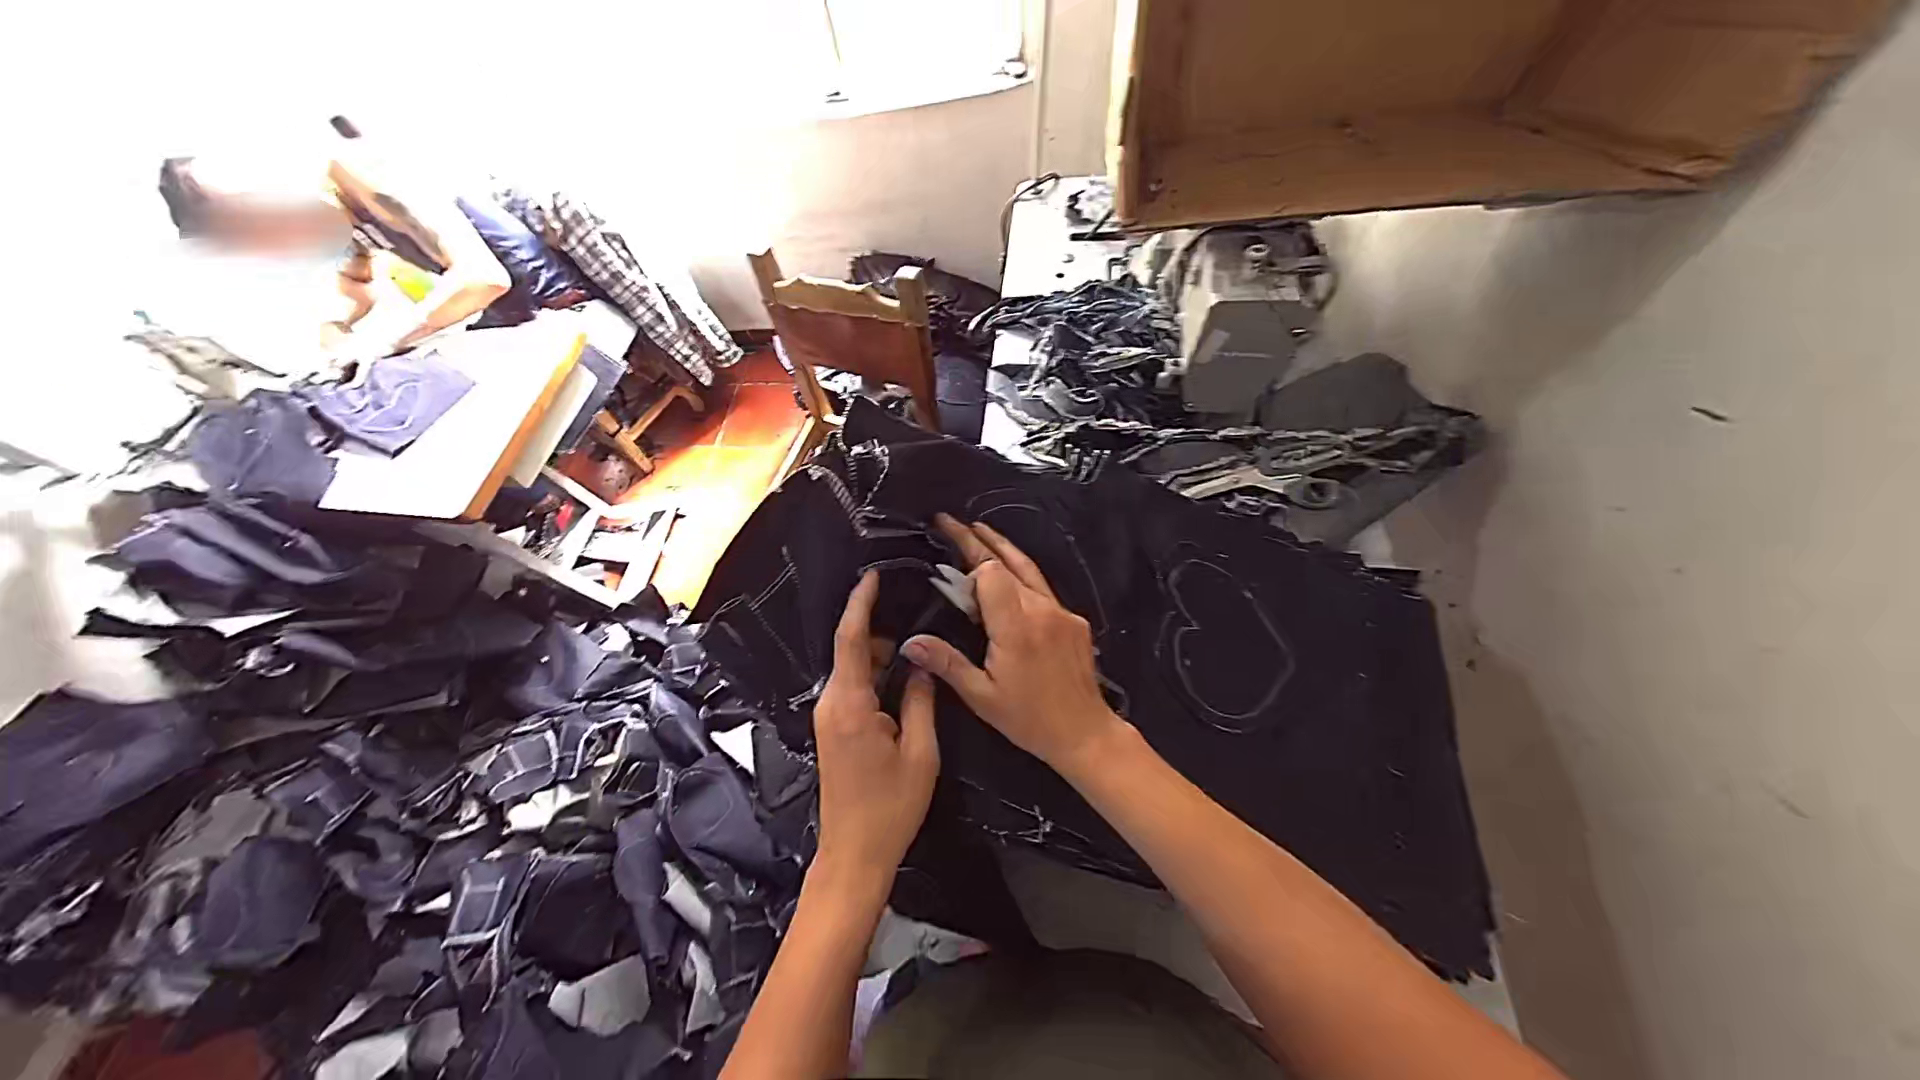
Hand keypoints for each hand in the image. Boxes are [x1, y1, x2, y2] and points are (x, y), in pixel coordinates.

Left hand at [811, 572, 939, 888]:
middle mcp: (832, 704)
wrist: (854, 854)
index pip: (849, 640)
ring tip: (917, 642)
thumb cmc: (890, 808)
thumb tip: (923, 663)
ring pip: (853, 669)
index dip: (860, 604)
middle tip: (917, 612)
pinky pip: (853, 688)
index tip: (872, 576)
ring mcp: (829, 717)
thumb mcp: (920, 751)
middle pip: (851, 650)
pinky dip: (875, 674)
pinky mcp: (834, 729)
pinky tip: (903, 675)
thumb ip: (921, 701)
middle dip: (880, 629)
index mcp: (850, 705)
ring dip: (880, 654)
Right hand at [903, 515, 1129, 778]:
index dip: (968, 570)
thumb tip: (910, 642)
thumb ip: (946, 663)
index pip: (991, 573)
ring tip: (978, 529)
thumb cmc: (1029, 719)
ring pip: (1028, 568)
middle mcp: (1041, 611)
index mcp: (1016, 627)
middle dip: (976, 541)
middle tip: (948, 522)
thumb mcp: (982, 696)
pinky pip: (1042, 588)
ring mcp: (1061, 612)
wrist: (1085, 732)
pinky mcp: (1073, 620)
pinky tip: (1009, 576)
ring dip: (1001, 548)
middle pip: (1006, 563)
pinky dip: (1021, 575)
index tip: (951, 579)